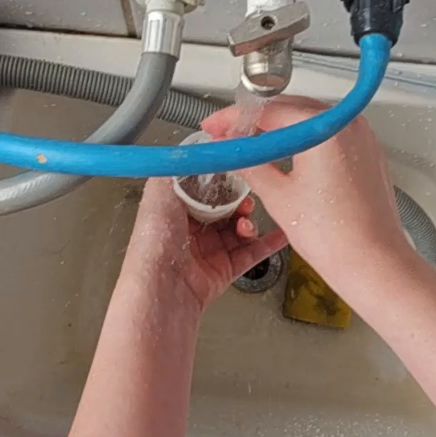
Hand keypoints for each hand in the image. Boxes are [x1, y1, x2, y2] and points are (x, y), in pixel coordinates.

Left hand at [118, 177, 287, 310]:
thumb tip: (192, 149)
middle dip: (240, 200)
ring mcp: (208, 251)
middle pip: (225, 208)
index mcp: (174, 210)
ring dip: (249, 222)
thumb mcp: (160, 191)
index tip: (238, 171)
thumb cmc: (154, 241)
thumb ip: (177, 168)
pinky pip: (250, 254)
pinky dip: (267, 244)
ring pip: (238, 230)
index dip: (222, 180)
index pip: (205, 189)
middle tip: (247, 198)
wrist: (162, 287)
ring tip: (249, 222)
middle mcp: (190, 230)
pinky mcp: (223, 271)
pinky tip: (280, 234)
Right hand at [199, 97, 418, 286]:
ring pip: (309, 120)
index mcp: (324, 130)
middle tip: (228, 135)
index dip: (234, 119)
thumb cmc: (336, 238)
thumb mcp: (278, 197)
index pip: (268, 111)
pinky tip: (285, 155)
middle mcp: (348, 125)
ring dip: (279, 129)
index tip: (216, 126)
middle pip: (290, 109)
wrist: (374, 264)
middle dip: (256, 121)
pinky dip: (303, 140)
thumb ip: (250, 164)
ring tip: (252, 145)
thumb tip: (232, 150)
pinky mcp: (367, 152)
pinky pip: (328, 135)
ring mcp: (361, 136)